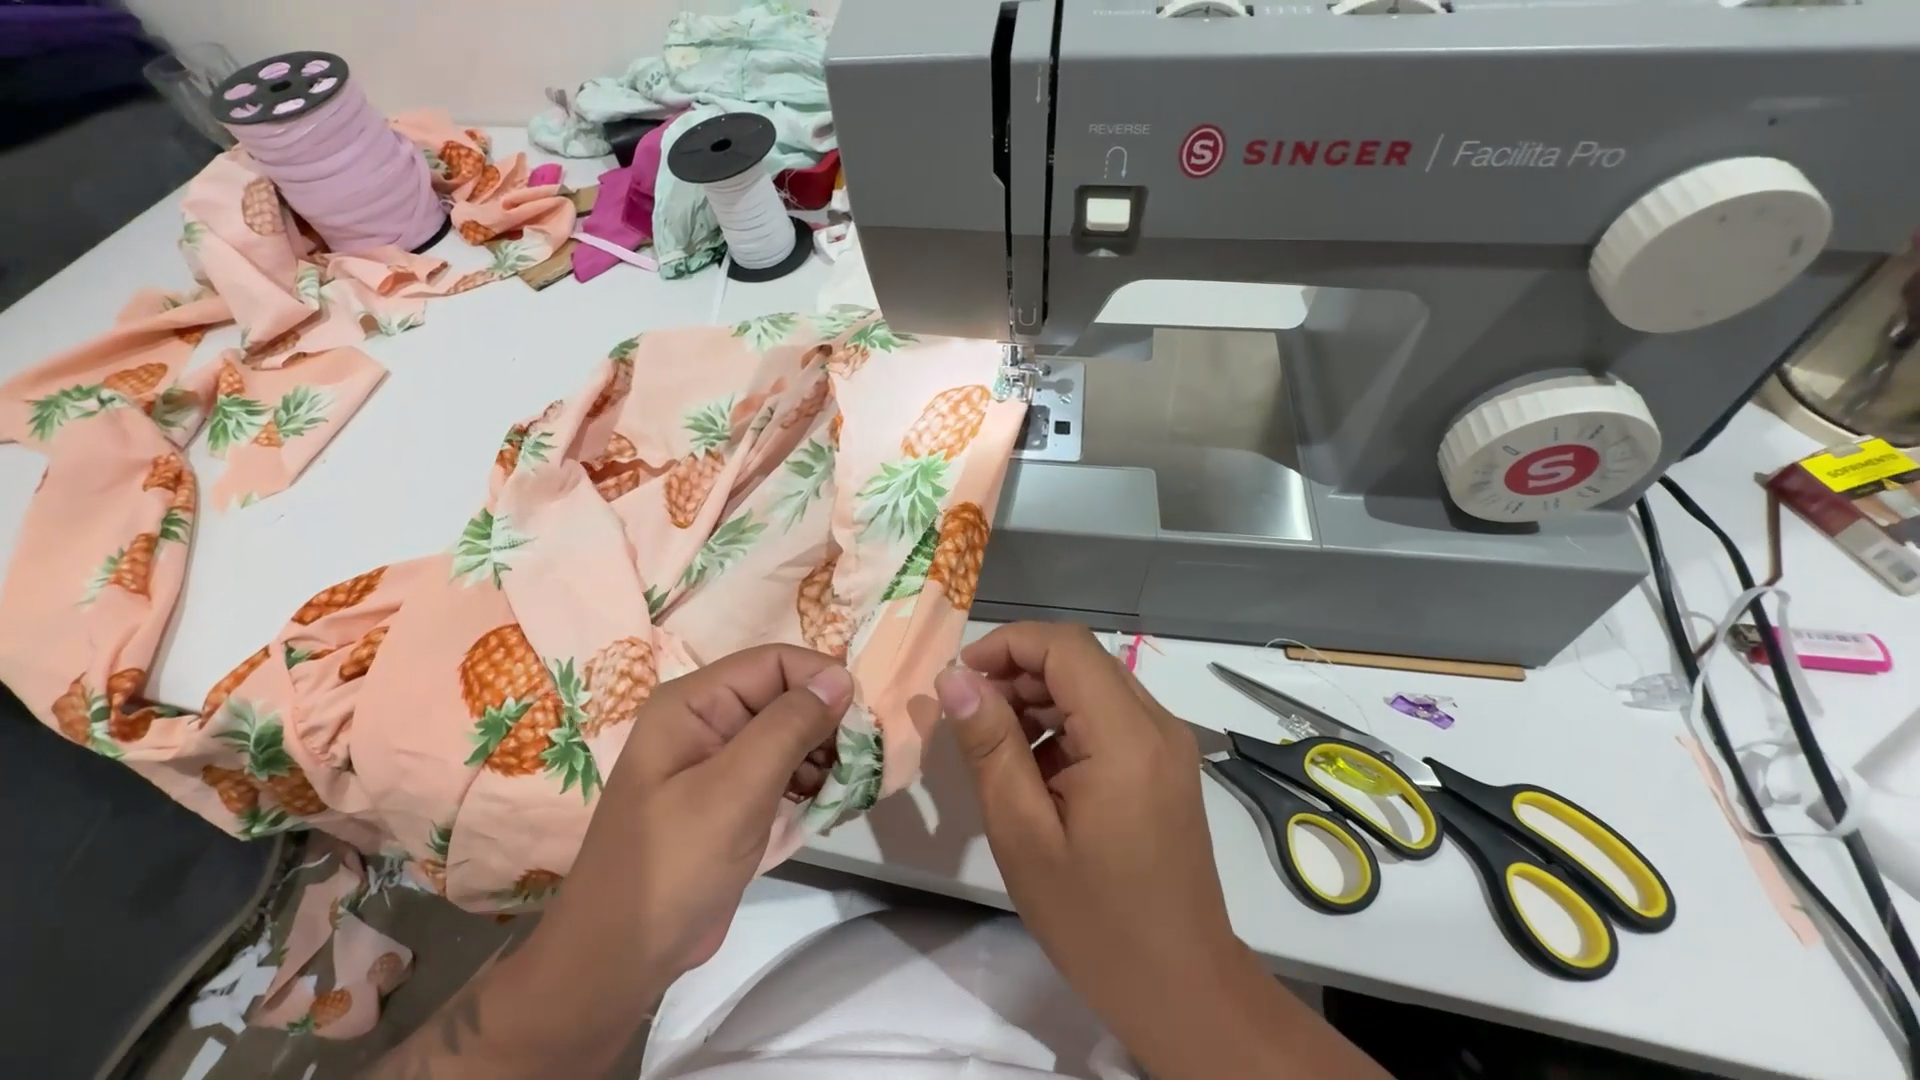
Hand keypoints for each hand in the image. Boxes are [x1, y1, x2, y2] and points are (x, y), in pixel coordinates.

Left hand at [366, 646, 852, 1079]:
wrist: (622, 955)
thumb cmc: (673, 864)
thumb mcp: (736, 790)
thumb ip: (789, 726)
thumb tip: (840, 678)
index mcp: (693, 702)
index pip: (774, 661)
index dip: (821, 680)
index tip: (863, 719)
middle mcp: (705, 720)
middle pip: (784, 695)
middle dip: (827, 721)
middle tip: (861, 760)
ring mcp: (717, 760)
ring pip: (789, 732)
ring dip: (824, 753)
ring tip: (845, 786)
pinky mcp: (730, 797)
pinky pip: (781, 768)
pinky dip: (810, 780)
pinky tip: (828, 804)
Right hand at [934, 624, 1242, 1030]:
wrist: (1179, 984)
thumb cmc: (1094, 919)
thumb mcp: (1023, 833)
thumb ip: (989, 746)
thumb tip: (954, 679)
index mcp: (1127, 737)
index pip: (1065, 646)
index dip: (1007, 644)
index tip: (959, 677)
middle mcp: (1157, 725)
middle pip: (1081, 661)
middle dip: (1019, 672)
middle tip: (970, 718)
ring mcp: (1168, 746)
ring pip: (1095, 686)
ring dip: (1041, 699)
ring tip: (997, 747)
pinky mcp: (1167, 767)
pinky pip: (1111, 719)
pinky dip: (1067, 725)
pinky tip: (1036, 770)